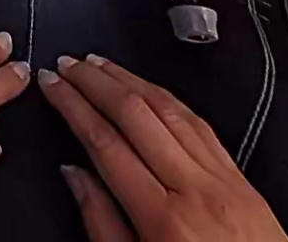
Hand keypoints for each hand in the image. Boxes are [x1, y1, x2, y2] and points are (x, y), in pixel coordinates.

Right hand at [40, 55, 287, 241]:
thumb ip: (102, 225)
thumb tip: (73, 174)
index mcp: (164, 220)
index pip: (105, 142)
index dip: (72, 106)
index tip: (51, 84)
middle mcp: (192, 186)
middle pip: (133, 112)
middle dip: (94, 80)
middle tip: (67, 63)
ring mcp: (219, 175)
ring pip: (164, 104)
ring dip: (126, 76)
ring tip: (97, 62)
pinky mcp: (237, 173)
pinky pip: (195, 118)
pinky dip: (163, 94)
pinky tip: (145, 84)